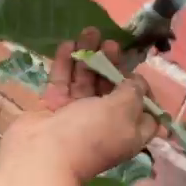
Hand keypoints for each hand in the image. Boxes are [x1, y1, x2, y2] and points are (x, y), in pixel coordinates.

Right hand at [1, 28, 156, 182]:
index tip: (136, 74)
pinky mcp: (53, 108)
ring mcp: (76, 115)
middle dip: (113, 65)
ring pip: (85, 82)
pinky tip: (68, 44)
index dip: (143, 90)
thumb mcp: (123, 110)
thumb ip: (132, 91)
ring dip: (88, 57)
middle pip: (112, 90)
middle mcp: (104, 123)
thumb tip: (134, 81)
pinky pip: (62, 82)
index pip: (143, 110)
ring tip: (89, 32)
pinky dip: (65, 63)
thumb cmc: (90, 133)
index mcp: (128, 131)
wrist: (42, 153)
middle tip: (110, 43)